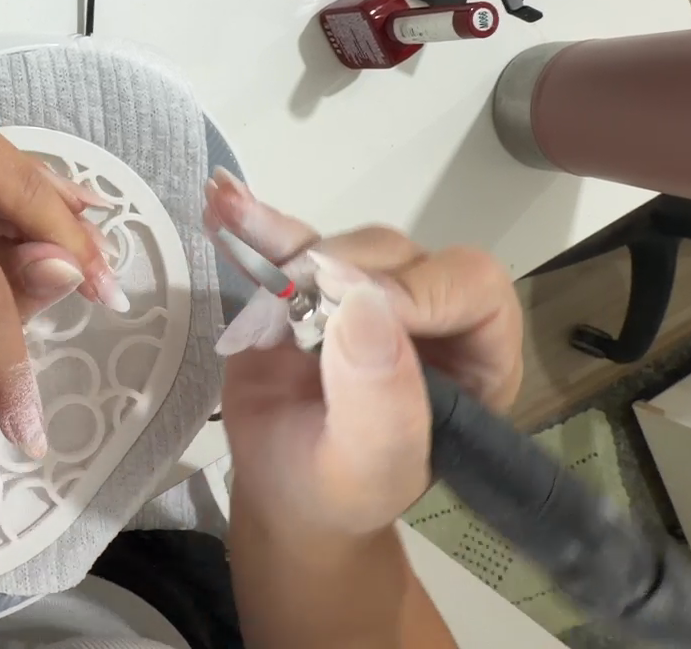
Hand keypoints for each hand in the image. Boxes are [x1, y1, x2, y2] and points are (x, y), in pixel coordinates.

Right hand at [204, 170, 520, 538]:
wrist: (281, 487)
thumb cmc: (335, 489)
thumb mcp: (370, 467)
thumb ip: (380, 398)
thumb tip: (361, 302)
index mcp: (471, 359)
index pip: (467, 289)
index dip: (413, 288)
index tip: (341, 312)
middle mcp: (423, 316)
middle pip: (396, 255)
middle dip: (337, 267)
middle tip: (284, 298)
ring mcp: (357, 297)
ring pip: (337, 242)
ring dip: (282, 235)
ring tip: (226, 214)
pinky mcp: (301, 289)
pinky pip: (284, 244)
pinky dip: (251, 224)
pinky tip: (219, 202)